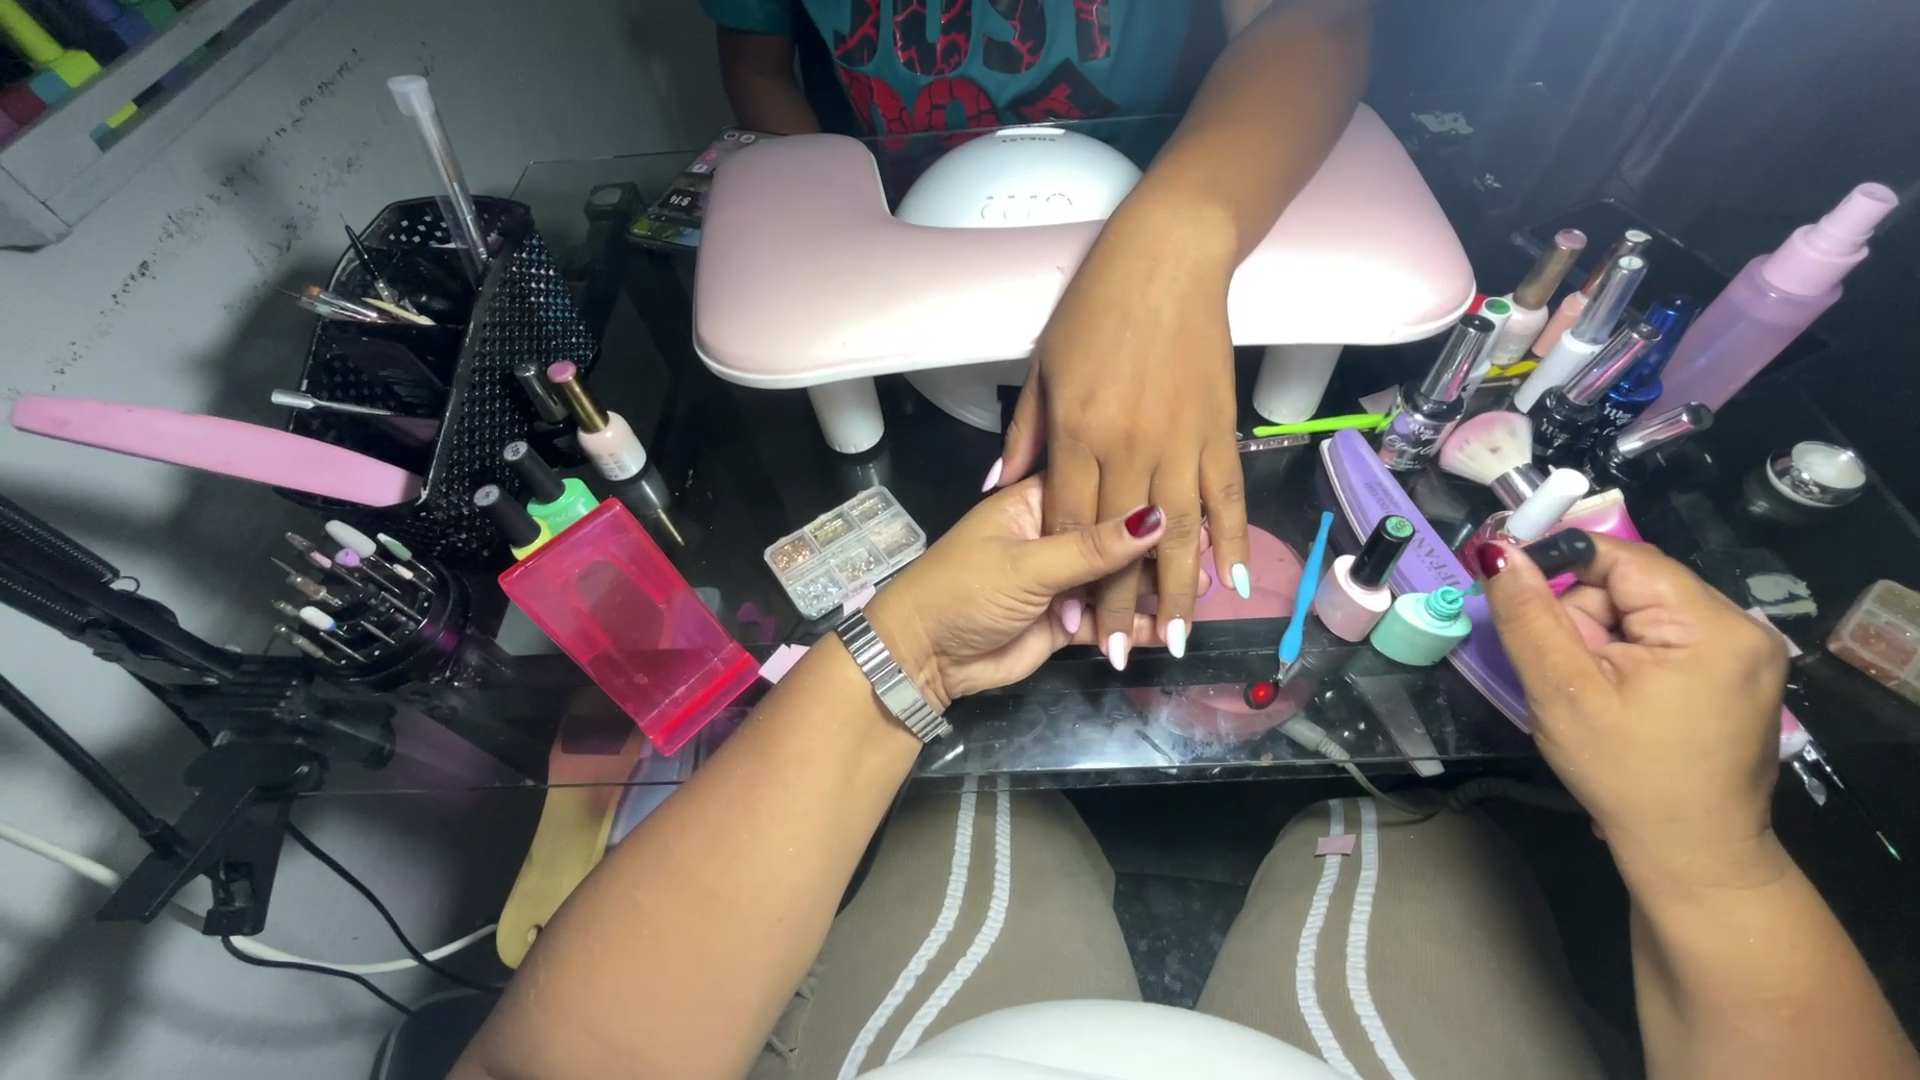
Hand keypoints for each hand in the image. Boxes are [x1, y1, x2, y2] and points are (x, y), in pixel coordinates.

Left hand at [863, 478, 1167, 709]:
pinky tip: (1164, 631)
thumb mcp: (1026, 565)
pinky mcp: (1063, 622)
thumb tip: (1155, 518)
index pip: (1100, 490)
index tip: (1191, 506)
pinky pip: (1105, 620)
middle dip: (1155, 552)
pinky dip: (1130, 627)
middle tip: (1204, 558)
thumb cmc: (964, 590)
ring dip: (1149, 590)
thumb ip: (1091, 548)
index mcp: (1037, 504)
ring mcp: (1061, 581)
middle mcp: (1054, 536)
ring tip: (1197, 593)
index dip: (1144, 499)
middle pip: (1115, 540)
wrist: (924, 656)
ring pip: (1115, 582)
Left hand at [994, 203, 1249, 669]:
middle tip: (1129, 653)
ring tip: (1176, 639)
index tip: (1073, 621)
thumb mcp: (1042, 369)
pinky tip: (1230, 582)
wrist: (1165, 258)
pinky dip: (1231, 542)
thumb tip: (995, 483)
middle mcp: (1127, 449)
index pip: (1069, 521)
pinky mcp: (1218, 432)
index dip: (1070, 573)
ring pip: (1178, 534)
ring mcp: (1178, 443)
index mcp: (1076, 436)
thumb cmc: (1092, 310)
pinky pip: (1226, 498)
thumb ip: (1024, 435)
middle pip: (1121, 543)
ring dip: (1177, 592)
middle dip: (1123, 604)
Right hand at [1480, 535, 1788, 893]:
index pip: (1620, 556)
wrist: (1689, 849)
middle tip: (1564, 669)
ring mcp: (1740, 650)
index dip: (1558, 560)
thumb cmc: (1623, 771)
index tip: (1509, 588)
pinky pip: (1655, 633)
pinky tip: (1612, 690)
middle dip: (1580, 614)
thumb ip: (1527, 614)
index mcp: (1710, 626)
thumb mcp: (1561, 688)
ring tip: (1588, 688)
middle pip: (1628, 583)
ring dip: (1596, 635)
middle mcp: (1739, 627)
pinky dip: (1619, 651)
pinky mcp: (1729, 671)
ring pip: (1636, 608)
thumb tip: (1496, 550)